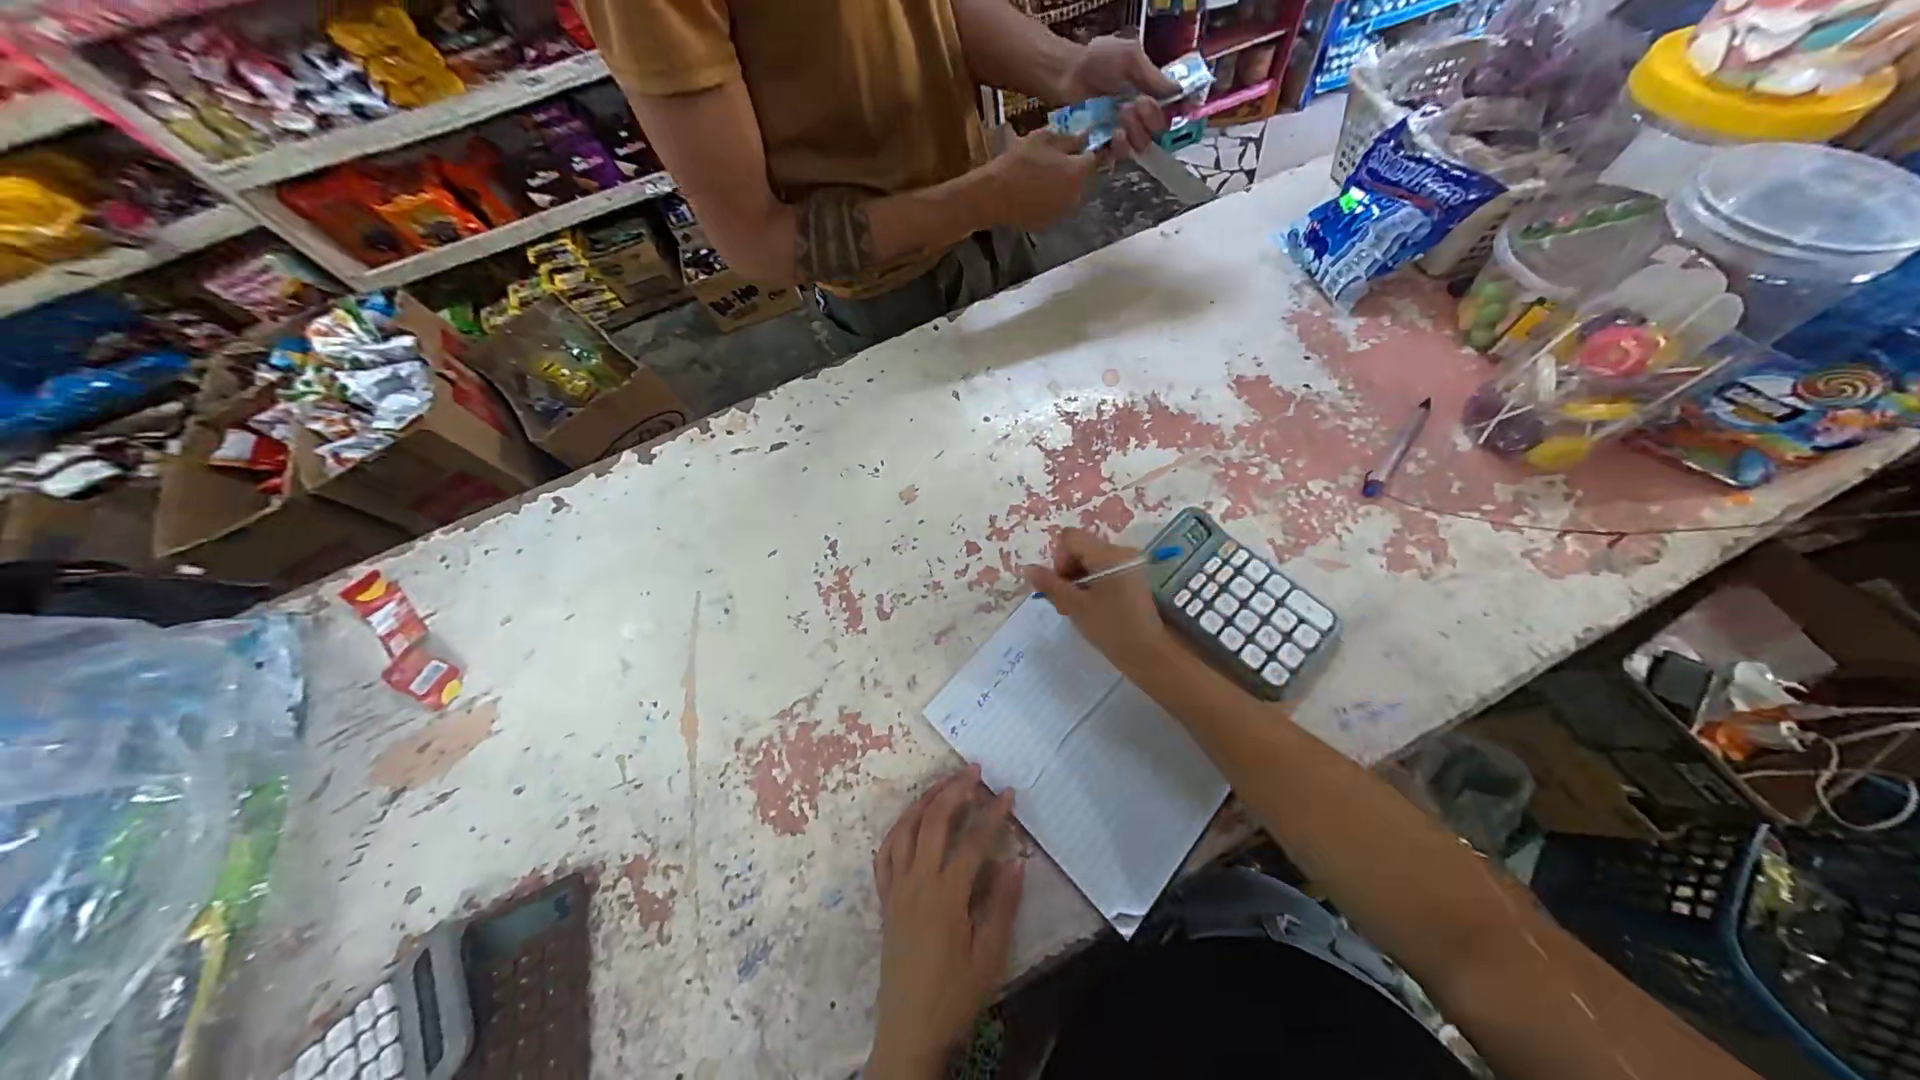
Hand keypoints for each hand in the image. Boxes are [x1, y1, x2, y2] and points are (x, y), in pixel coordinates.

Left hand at [867, 767, 1023, 1079]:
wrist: (908, 1030)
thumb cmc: (954, 996)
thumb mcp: (989, 957)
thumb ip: (1002, 906)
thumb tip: (1016, 862)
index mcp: (946, 895)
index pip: (972, 842)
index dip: (992, 814)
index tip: (1007, 792)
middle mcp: (916, 882)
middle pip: (933, 823)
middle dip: (954, 791)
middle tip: (973, 770)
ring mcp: (896, 889)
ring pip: (905, 830)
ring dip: (924, 801)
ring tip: (943, 783)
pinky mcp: (885, 900)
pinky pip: (885, 854)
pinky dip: (898, 829)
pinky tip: (909, 821)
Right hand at [985, 129, 1096, 230]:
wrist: (994, 195)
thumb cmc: (1019, 161)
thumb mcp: (1043, 138)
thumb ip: (1069, 138)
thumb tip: (1085, 137)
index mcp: (1078, 173)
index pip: (1093, 159)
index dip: (1085, 151)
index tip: (1076, 146)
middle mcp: (1076, 196)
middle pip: (1082, 180)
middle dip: (1074, 170)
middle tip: (1055, 162)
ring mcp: (1062, 213)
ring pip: (1068, 196)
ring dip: (1062, 188)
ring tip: (1043, 179)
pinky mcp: (1048, 224)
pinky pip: (1054, 209)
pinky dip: (1049, 202)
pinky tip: (1034, 195)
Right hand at [1025, 527, 1173, 669]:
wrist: (1148, 653)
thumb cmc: (1111, 629)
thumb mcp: (1075, 606)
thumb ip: (1050, 584)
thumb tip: (1028, 569)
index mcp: (1109, 554)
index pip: (1070, 538)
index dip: (1059, 559)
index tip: (1061, 586)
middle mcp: (1122, 551)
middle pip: (1080, 547)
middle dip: (1067, 571)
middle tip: (1066, 601)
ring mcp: (1130, 562)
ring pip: (1090, 559)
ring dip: (1078, 579)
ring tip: (1077, 606)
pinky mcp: (1133, 575)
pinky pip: (1103, 569)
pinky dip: (1091, 582)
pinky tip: (1091, 605)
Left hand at [1059, 36, 1176, 155]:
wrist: (1068, 75)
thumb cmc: (1098, 60)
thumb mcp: (1130, 57)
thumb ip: (1153, 76)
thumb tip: (1178, 90)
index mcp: (1150, 93)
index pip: (1171, 109)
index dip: (1175, 111)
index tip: (1169, 104)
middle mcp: (1140, 114)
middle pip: (1159, 130)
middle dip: (1151, 118)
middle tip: (1136, 104)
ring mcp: (1124, 131)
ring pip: (1143, 144)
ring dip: (1136, 131)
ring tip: (1121, 115)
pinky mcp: (1107, 145)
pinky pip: (1122, 154)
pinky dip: (1122, 146)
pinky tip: (1115, 133)